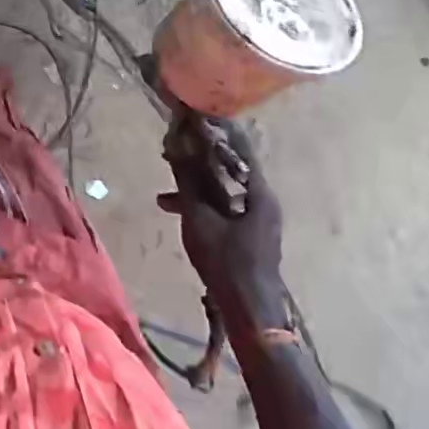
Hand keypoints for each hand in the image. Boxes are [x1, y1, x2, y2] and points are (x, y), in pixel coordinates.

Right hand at [157, 112, 284, 327]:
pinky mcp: (250, 232)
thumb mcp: (199, 218)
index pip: (238, 146)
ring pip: (223, 188)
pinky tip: (176, 209)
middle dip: (198, 157)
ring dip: (195, 183)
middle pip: (229, 166)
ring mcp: (259, 217)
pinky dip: (202, 202)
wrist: (251, 314)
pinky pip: (224, 205)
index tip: (191, 114)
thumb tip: (177, 144)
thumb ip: (187, 180)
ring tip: (165, 190)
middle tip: (172, 148)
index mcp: (259, 192)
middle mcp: (263, 199)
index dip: (214, 129)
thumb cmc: (226, 262)